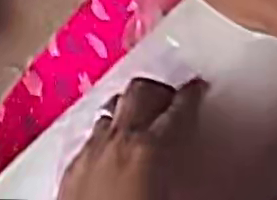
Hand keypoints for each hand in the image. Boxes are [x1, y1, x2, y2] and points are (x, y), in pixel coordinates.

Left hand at [59, 78, 203, 199]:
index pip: (176, 112)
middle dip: (158, 92)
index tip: (198, 89)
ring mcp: (89, 151)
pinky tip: (112, 147)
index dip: (190, 97)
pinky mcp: (70, 169)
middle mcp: (116, 141)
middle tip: (172, 100)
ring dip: (129, 109)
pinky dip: (107, 132)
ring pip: (112, 109)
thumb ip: (188, 185)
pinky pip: (92, 135)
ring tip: (142, 117)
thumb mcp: (174, 197)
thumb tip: (206, 182)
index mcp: (148, 151)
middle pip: (139, 94)